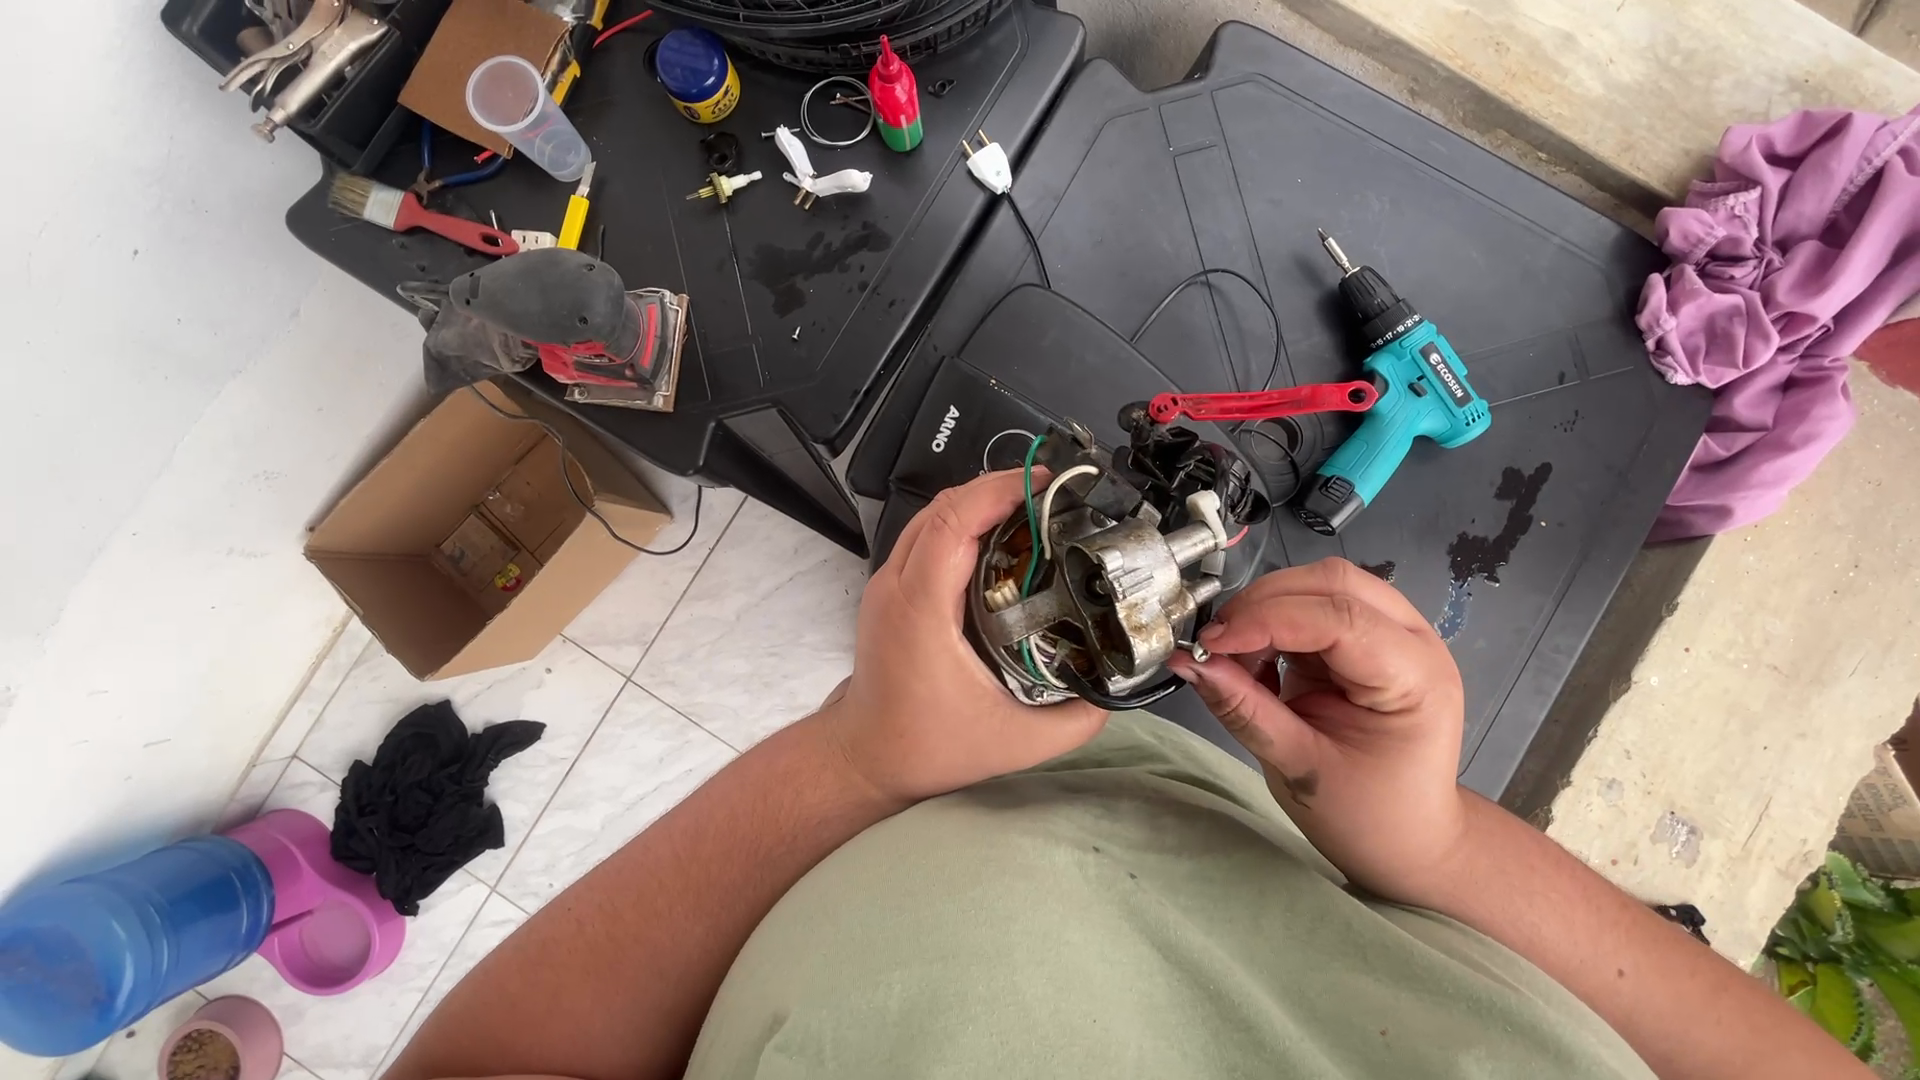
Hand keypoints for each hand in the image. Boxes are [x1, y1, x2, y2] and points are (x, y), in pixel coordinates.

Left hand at [818, 469, 1108, 804]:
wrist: (864, 756)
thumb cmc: (925, 746)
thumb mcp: (1014, 743)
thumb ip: (1074, 721)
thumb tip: (1114, 692)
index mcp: (922, 610)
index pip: (954, 522)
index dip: (999, 491)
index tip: (1044, 484)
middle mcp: (897, 587)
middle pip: (943, 507)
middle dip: (996, 487)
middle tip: (1049, 493)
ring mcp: (886, 585)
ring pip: (931, 516)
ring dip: (977, 501)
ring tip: (1029, 507)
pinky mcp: (889, 592)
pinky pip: (924, 536)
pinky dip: (961, 522)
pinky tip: (997, 537)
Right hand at [1165, 558, 1467, 906]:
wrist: (1409, 839)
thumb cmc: (1365, 815)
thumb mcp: (1297, 768)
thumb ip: (1243, 708)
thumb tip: (1187, 662)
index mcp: (1415, 678)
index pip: (1339, 619)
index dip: (1267, 620)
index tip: (1209, 644)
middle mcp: (1414, 640)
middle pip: (1333, 583)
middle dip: (1264, 602)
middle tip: (1215, 642)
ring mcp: (1394, 633)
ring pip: (1321, 585)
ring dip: (1266, 607)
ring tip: (1229, 650)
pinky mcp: (1365, 638)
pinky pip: (1312, 606)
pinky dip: (1272, 620)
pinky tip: (1252, 655)